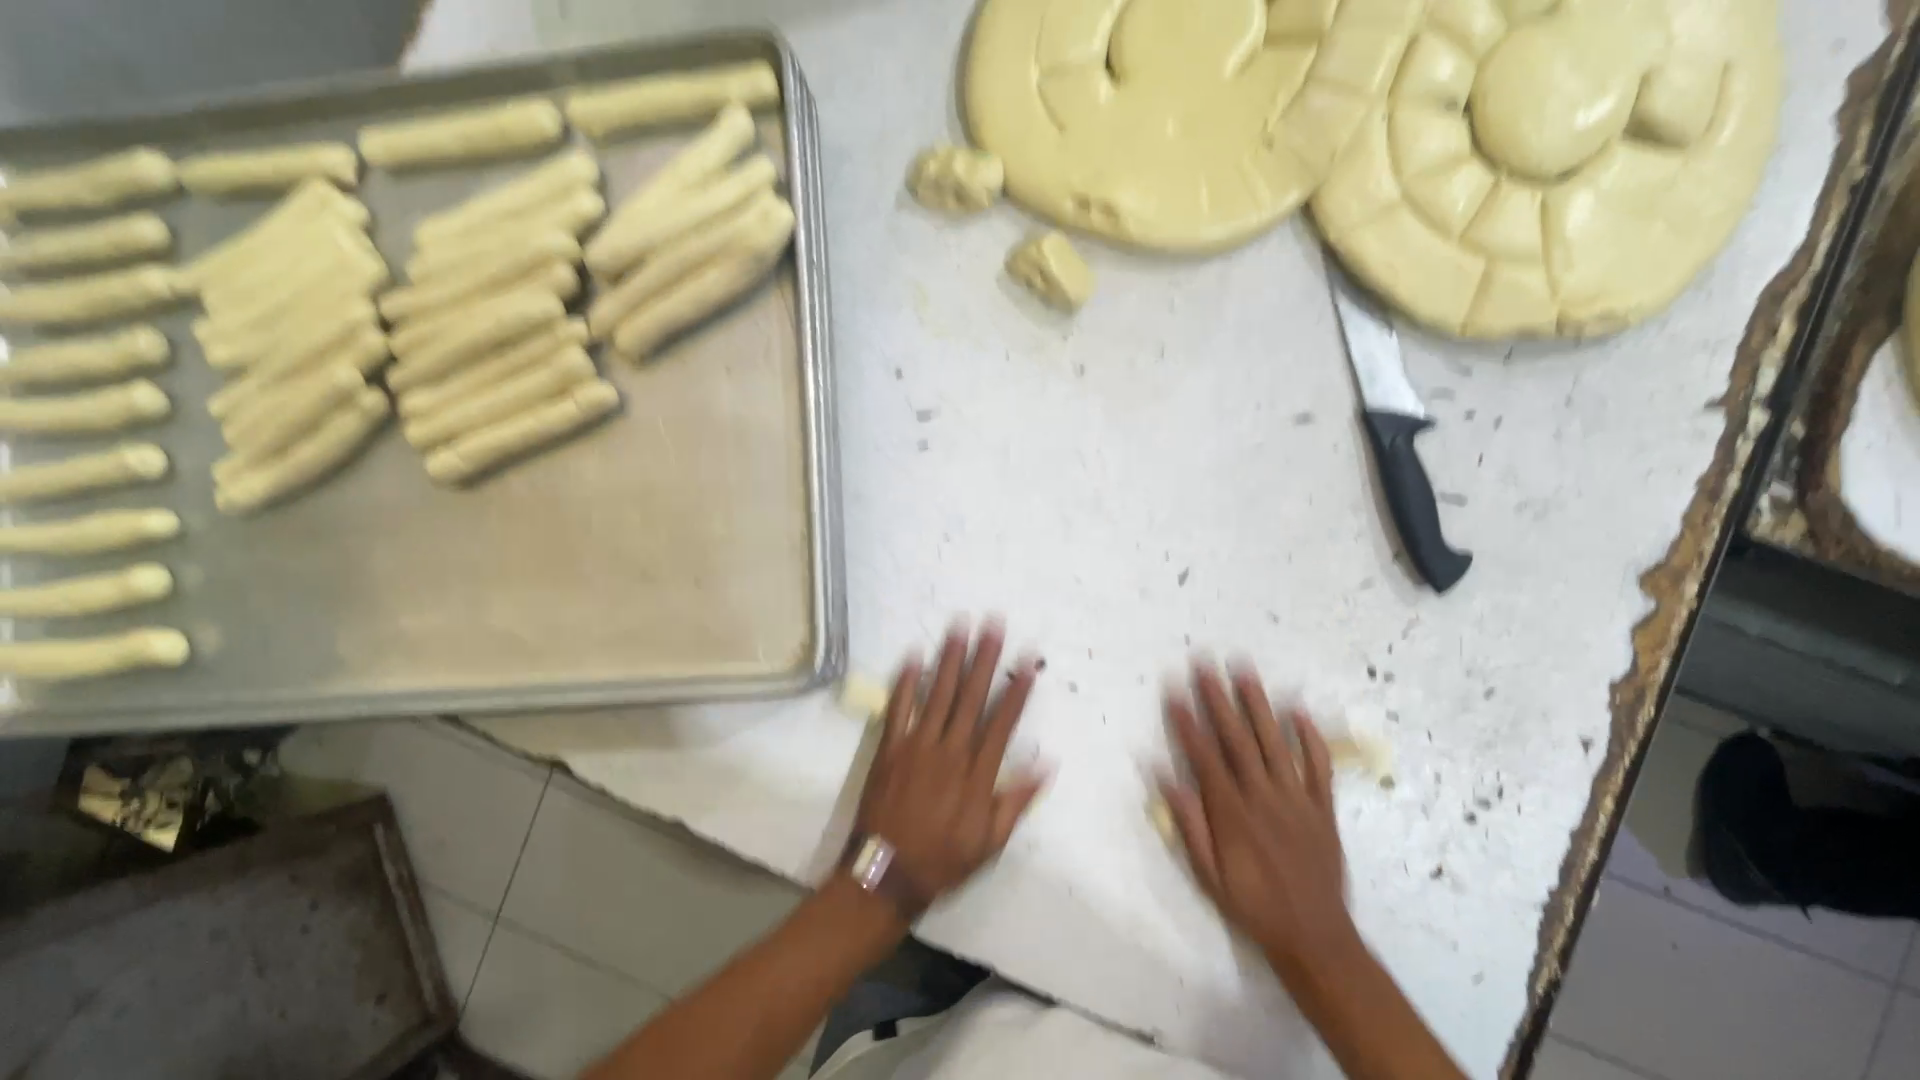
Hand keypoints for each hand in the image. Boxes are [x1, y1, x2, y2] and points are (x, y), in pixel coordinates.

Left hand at [854, 618, 1047, 910]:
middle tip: (993, 624)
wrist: (887, 872)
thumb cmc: (944, 859)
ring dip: (950, 658)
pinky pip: (899, 708)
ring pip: (938, 694)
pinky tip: (912, 657)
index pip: (1003, 722)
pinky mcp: (889, 748)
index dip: (1017, 691)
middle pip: (971, 697)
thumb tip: (1047, 766)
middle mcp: (950, 750)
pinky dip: (906, 682)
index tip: (1028, 663)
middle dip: (985, 658)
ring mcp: (917, 746)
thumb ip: (1017, 801)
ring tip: (959, 626)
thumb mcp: (990, 841)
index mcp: (977, 773)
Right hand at [1160, 660, 1353, 978]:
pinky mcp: (1322, 807)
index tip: (1175, 693)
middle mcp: (1263, 797)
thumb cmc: (1252, 905)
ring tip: (1245, 672)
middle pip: (1237, 740)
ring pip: (1275, 743)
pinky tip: (1299, 711)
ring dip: (1258, 705)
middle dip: (1218, 700)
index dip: (1188, 723)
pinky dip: (1310, 737)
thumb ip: (1190, 824)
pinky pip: (1318, 766)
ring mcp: (1296, 799)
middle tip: (1205, 666)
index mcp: (1232, 813)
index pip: (1205, 757)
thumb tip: (1166, 779)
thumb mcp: (1208, 874)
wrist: (1313, 933)